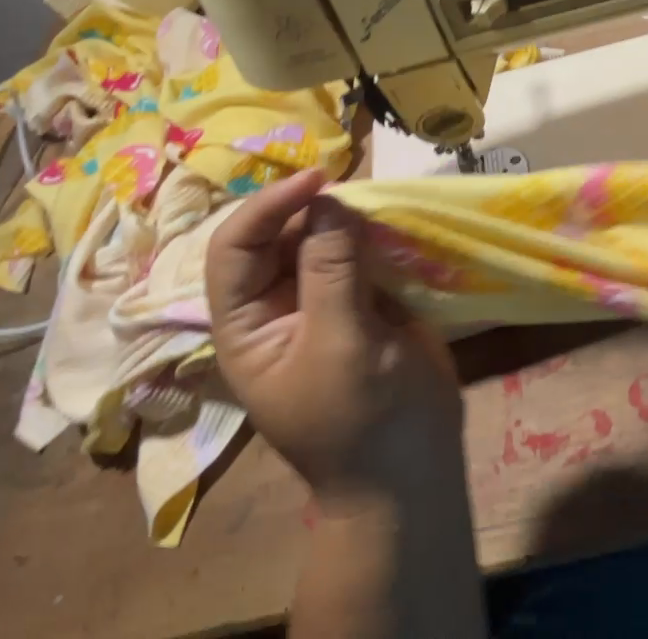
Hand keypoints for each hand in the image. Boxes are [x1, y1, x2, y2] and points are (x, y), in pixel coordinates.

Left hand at [206, 169, 462, 512]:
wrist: (412, 467)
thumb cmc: (360, 418)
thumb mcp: (340, 345)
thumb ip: (332, 272)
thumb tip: (331, 202)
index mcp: (247, 323)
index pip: (236, 249)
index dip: (269, 208)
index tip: (320, 181)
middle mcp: (281, 306)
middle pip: (282, 239)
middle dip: (314, 209)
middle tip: (361, 187)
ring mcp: (329, 306)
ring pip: (329, 245)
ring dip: (354, 221)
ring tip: (384, 202)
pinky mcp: (373, 308)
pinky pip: (370, 260)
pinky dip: (385, 239)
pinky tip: (404, 227)